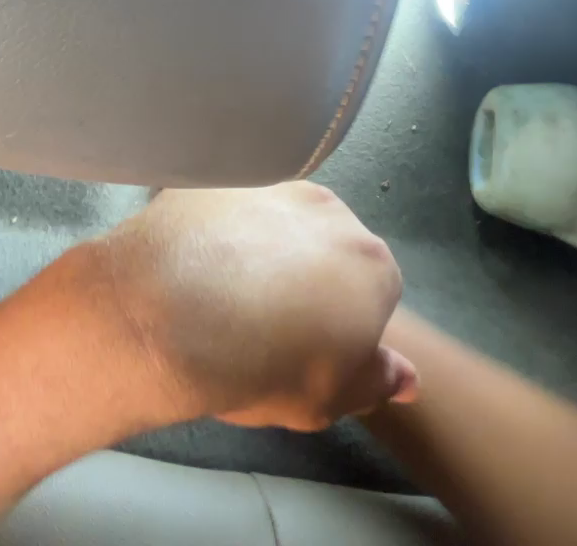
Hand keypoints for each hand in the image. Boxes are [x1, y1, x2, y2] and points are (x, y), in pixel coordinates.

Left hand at [79, 181, 416, 431]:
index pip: (370, 292)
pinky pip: (221, 206)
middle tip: (262, 316)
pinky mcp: (211, 179)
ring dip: (258, 241)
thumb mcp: (329, 399)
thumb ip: (374, 380)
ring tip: (219, 285)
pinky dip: (212, 226)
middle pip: (324, 243)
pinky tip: (188, 256)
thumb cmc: (263, 367)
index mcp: (370, 262)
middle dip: (304, 272)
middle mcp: (326, 209)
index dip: (337, 321)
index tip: (304, 345)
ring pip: (272, 217)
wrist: (170, 315)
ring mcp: (264, 185)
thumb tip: (406, 376)